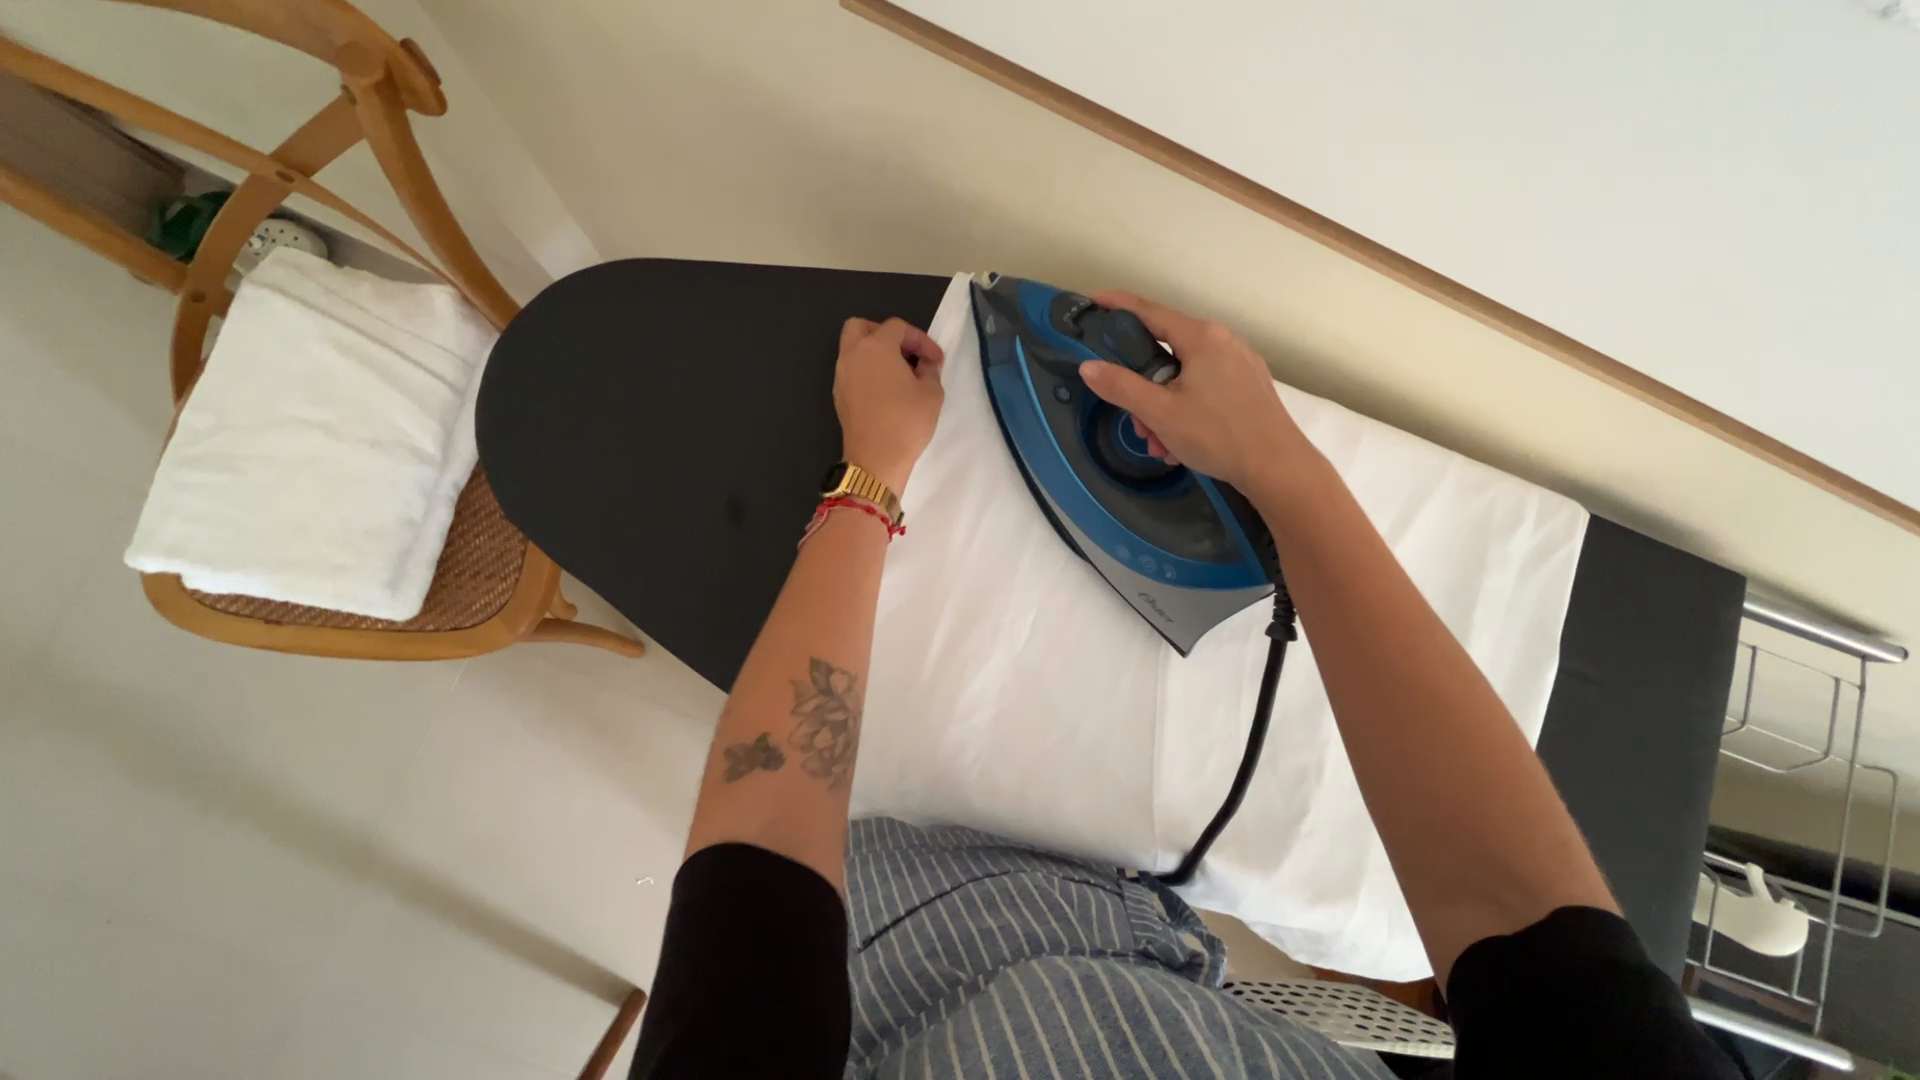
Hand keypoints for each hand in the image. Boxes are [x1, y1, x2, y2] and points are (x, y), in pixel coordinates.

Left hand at [834, 317, 945, 492]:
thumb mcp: (932, 393)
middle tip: (906, 354)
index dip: (921, 339)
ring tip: (900, 374)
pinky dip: (867, 372)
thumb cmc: (906, 421)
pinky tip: (886, 391)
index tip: (936, 360)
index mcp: (875, 347)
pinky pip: (852, 371)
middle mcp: (852, 356)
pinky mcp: (839, 397)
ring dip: (875, 354)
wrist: (876, 460)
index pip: (897, 327)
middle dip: (886, 335)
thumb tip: (925, 364)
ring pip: (854, 350)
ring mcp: (842, 377)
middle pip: (862, 327)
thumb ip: (930, 370)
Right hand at [1078, 290, 1315, 496]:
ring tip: (1160, 443)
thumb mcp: (1160, 412)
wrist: (1278, 467)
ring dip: (1163, 408)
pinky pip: (1205, 389)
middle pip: (1166, 352)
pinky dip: (1185, 410)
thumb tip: (1089, 367)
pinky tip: (1182, 444)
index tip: (1094, 301)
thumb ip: (1120, 387)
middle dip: (1142, 387)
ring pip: (1185, 376)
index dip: (1118, 305)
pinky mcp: (1250, 387)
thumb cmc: (1217, 434)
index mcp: (1201, 337)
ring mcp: (1240, 364)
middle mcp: (1223, 341)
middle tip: (1134, 420)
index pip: (1150, 311)